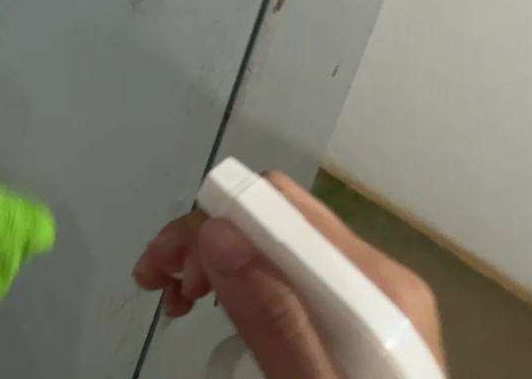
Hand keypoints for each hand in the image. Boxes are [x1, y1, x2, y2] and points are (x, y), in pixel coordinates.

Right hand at [131, 171, 442, 378]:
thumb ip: (276, 322)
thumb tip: (216, 231)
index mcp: (375, 287)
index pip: (279, 209)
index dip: (212, 223)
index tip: (167, 267)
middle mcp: (372, 276)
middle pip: (271, 220)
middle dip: (203, 239)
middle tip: (156, 283)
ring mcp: (363, 297)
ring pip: (271, 241)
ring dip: (212, 258)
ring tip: (175, 299)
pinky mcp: (350, 321)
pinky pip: (283, 273)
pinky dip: (237, 281)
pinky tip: (214, 309)